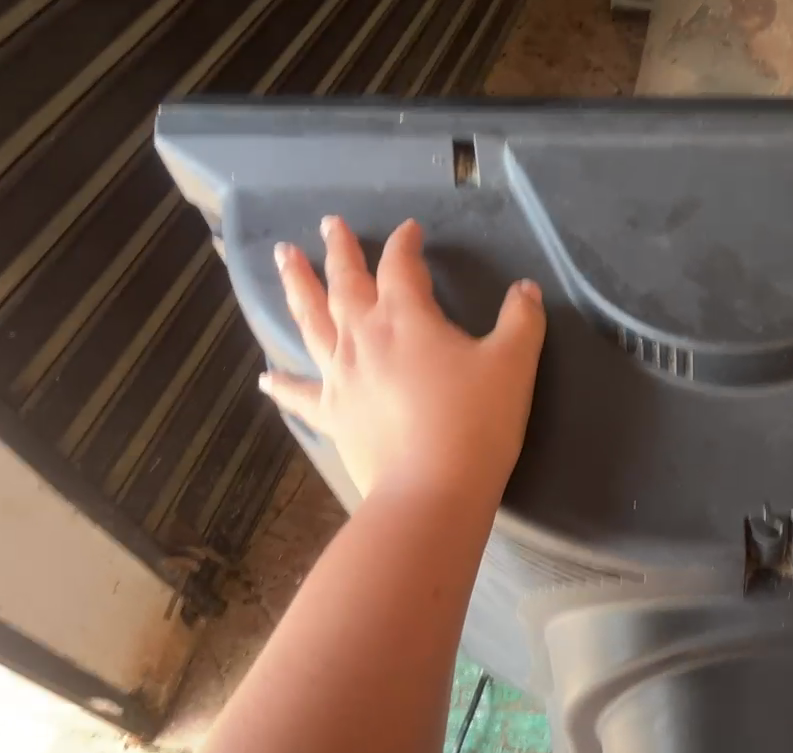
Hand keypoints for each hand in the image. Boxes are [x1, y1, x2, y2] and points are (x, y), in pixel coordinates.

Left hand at [262, 216, 544, 503]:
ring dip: (297, 286)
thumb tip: (526, 289)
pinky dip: (283, 385)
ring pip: (311, 320)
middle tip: (329, 225)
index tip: (410, 230)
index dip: (405, 243)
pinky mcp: (333, 415)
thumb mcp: (514, 365)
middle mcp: (363, 336)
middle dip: (339, 251)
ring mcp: (341, 375)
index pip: (401, 266)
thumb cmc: (477, 422)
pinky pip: (302, 394)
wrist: (435, 487)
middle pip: (345, 282)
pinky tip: (266, 379)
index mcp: (406, 318)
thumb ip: (522, 321)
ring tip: (284, 259)